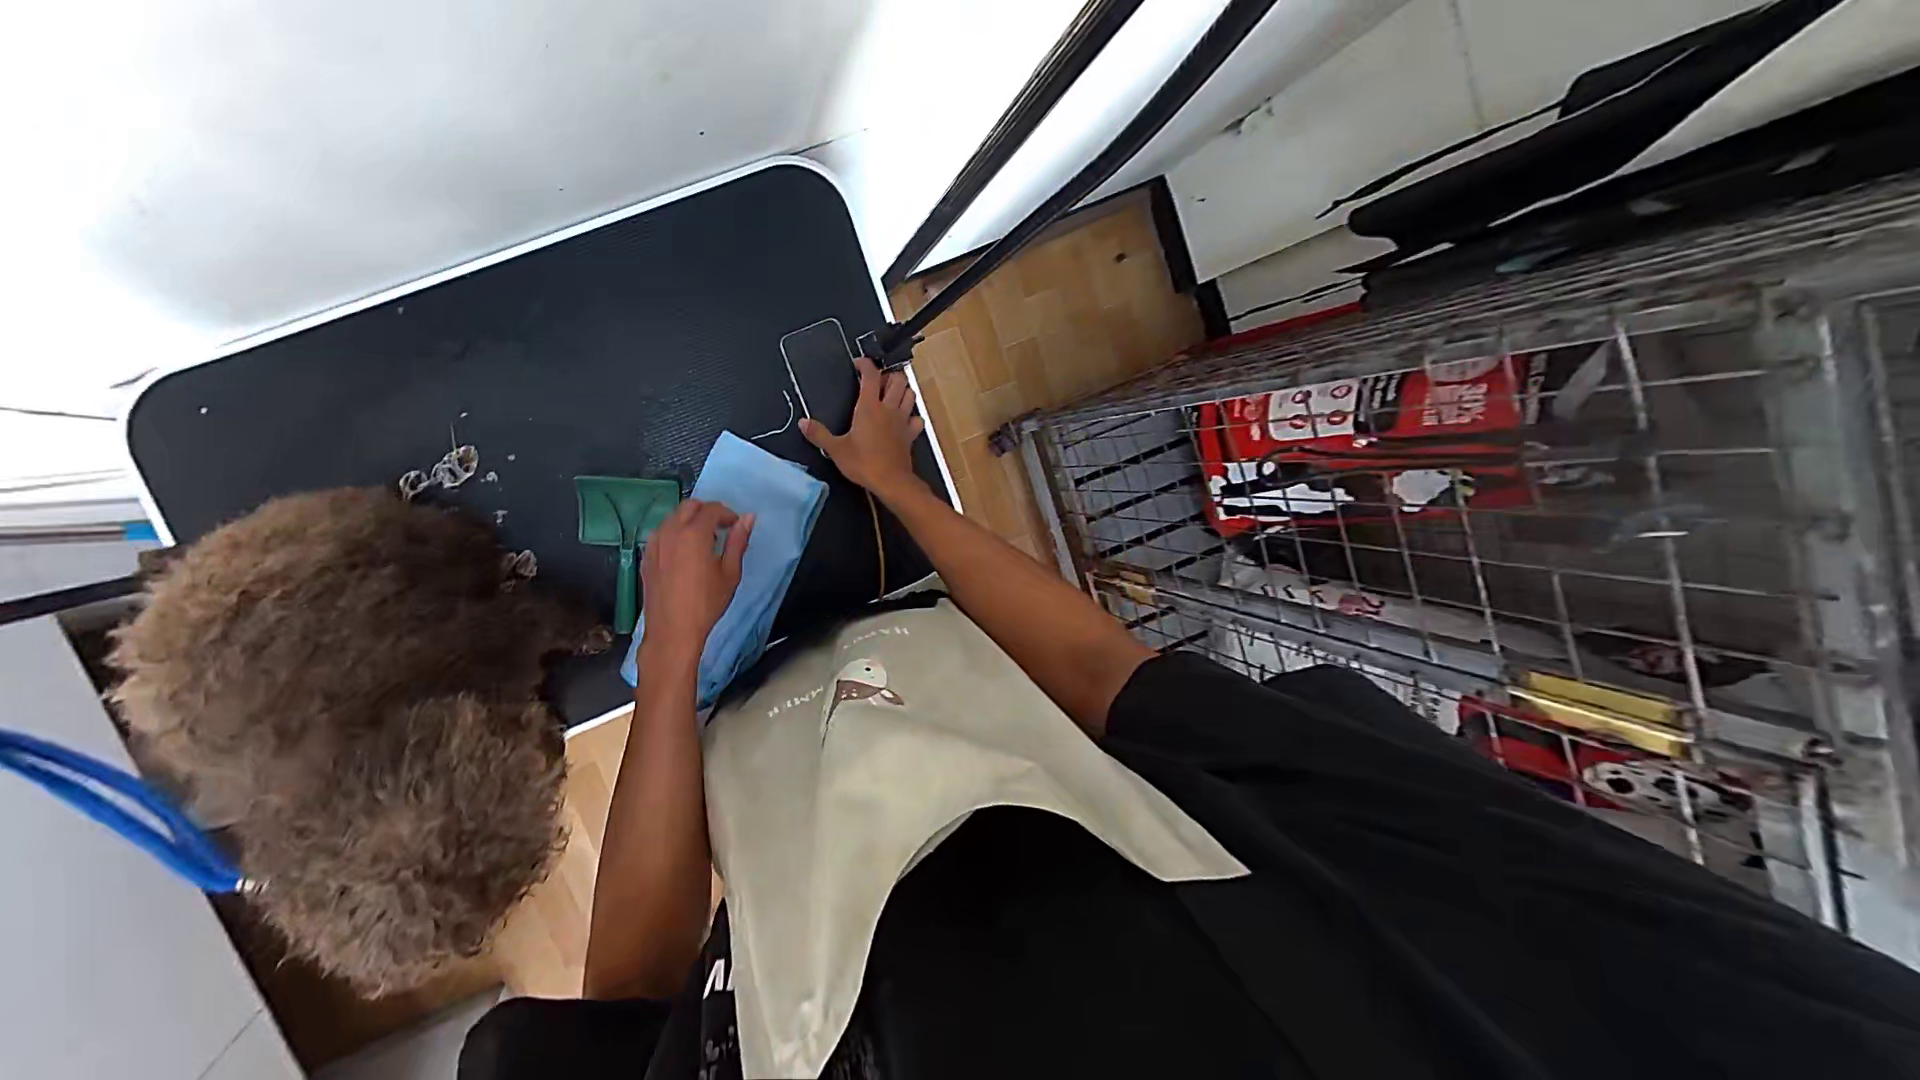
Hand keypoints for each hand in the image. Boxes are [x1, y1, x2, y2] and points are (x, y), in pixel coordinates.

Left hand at [639, 499, 752, 662]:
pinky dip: (675, 533)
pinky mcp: (646, 556)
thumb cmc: (707, 602)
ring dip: (690, 521)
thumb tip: (748, 518)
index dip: (727, 514)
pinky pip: (661, 533)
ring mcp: (654, 543)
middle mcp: (670, 532)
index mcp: (693, 534)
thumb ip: (738, 541)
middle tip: (721, 529)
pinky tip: (684, 553)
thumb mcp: (730, 572)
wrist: (673, 630)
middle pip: (689, 506)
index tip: (736, 526)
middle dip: (707, 511)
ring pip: (673, 517)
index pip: (712, 509)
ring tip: (704, 541)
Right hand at [800, 355, 926, 502]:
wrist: (891, 481)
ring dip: (903, 389)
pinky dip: (912, 414)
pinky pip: (917, 418)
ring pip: (910, 394)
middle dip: (889, 374)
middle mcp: (889, 408)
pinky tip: (905, 419)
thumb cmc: (863, 463)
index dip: (866, 364)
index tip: (859, 363)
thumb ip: (819, 434)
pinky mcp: (911, 434)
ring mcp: (903, 420)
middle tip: (878, 381)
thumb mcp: (836, 449)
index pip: (871, 375)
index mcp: (869, 407)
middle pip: (897, 380)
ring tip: (892, 394)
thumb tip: (803, 422)